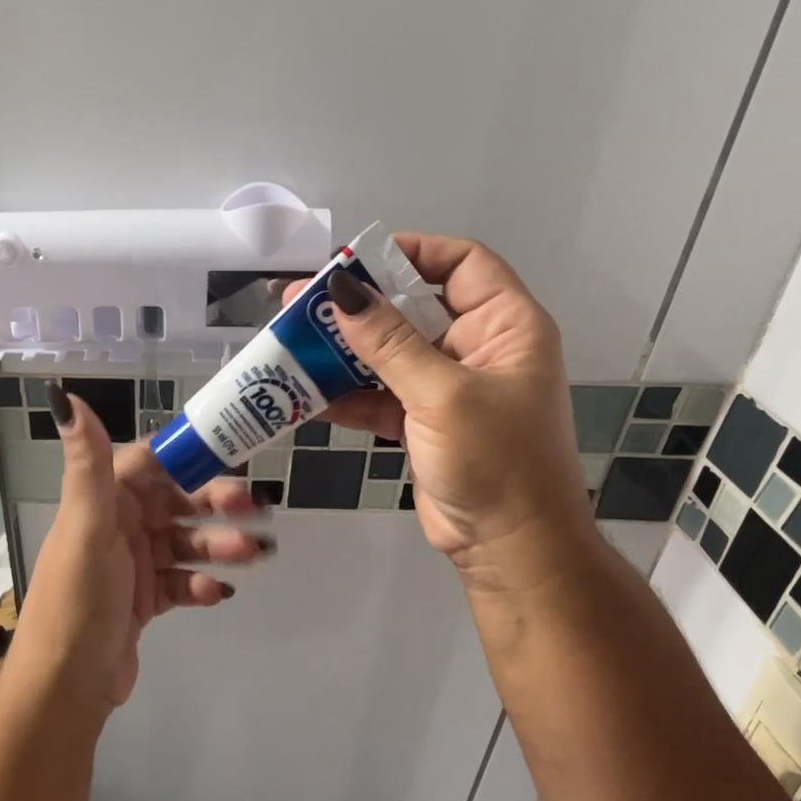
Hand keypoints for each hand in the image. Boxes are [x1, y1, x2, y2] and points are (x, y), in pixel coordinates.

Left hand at [11, 382, 270, 713]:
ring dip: (219, 545)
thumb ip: (86, 462)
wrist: (67, 683)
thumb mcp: (86, 526)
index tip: (234, 451)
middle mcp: (116, 527)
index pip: (149, 462)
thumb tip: (64, 394)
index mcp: (100, 501)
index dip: (189, 455)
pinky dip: (202, 584)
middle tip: (257, 508)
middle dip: (215, 503)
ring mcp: (132, 566)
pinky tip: (219, 592)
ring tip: (255, 553)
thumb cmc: (79, 598)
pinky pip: (182, 582)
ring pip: (185, 543)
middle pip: (176, 502)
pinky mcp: (144, 601)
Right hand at [286, 234, 594, 592]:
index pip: (462, 265)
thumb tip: (342, 292)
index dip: (411, 254)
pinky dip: (346, 395)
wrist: (509, 546)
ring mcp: (448, 389)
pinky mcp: (422, 424)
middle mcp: (478, 350)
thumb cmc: (496, 462)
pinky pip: (378, 396)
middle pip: (413, 309)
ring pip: (389, 354)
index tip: (355, 261)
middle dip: (360, 307)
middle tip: (301, 303)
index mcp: (506, 327)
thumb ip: (389, 343)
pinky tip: (305, 393)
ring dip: (344, 352)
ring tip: (291, 344)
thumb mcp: (442, 395)